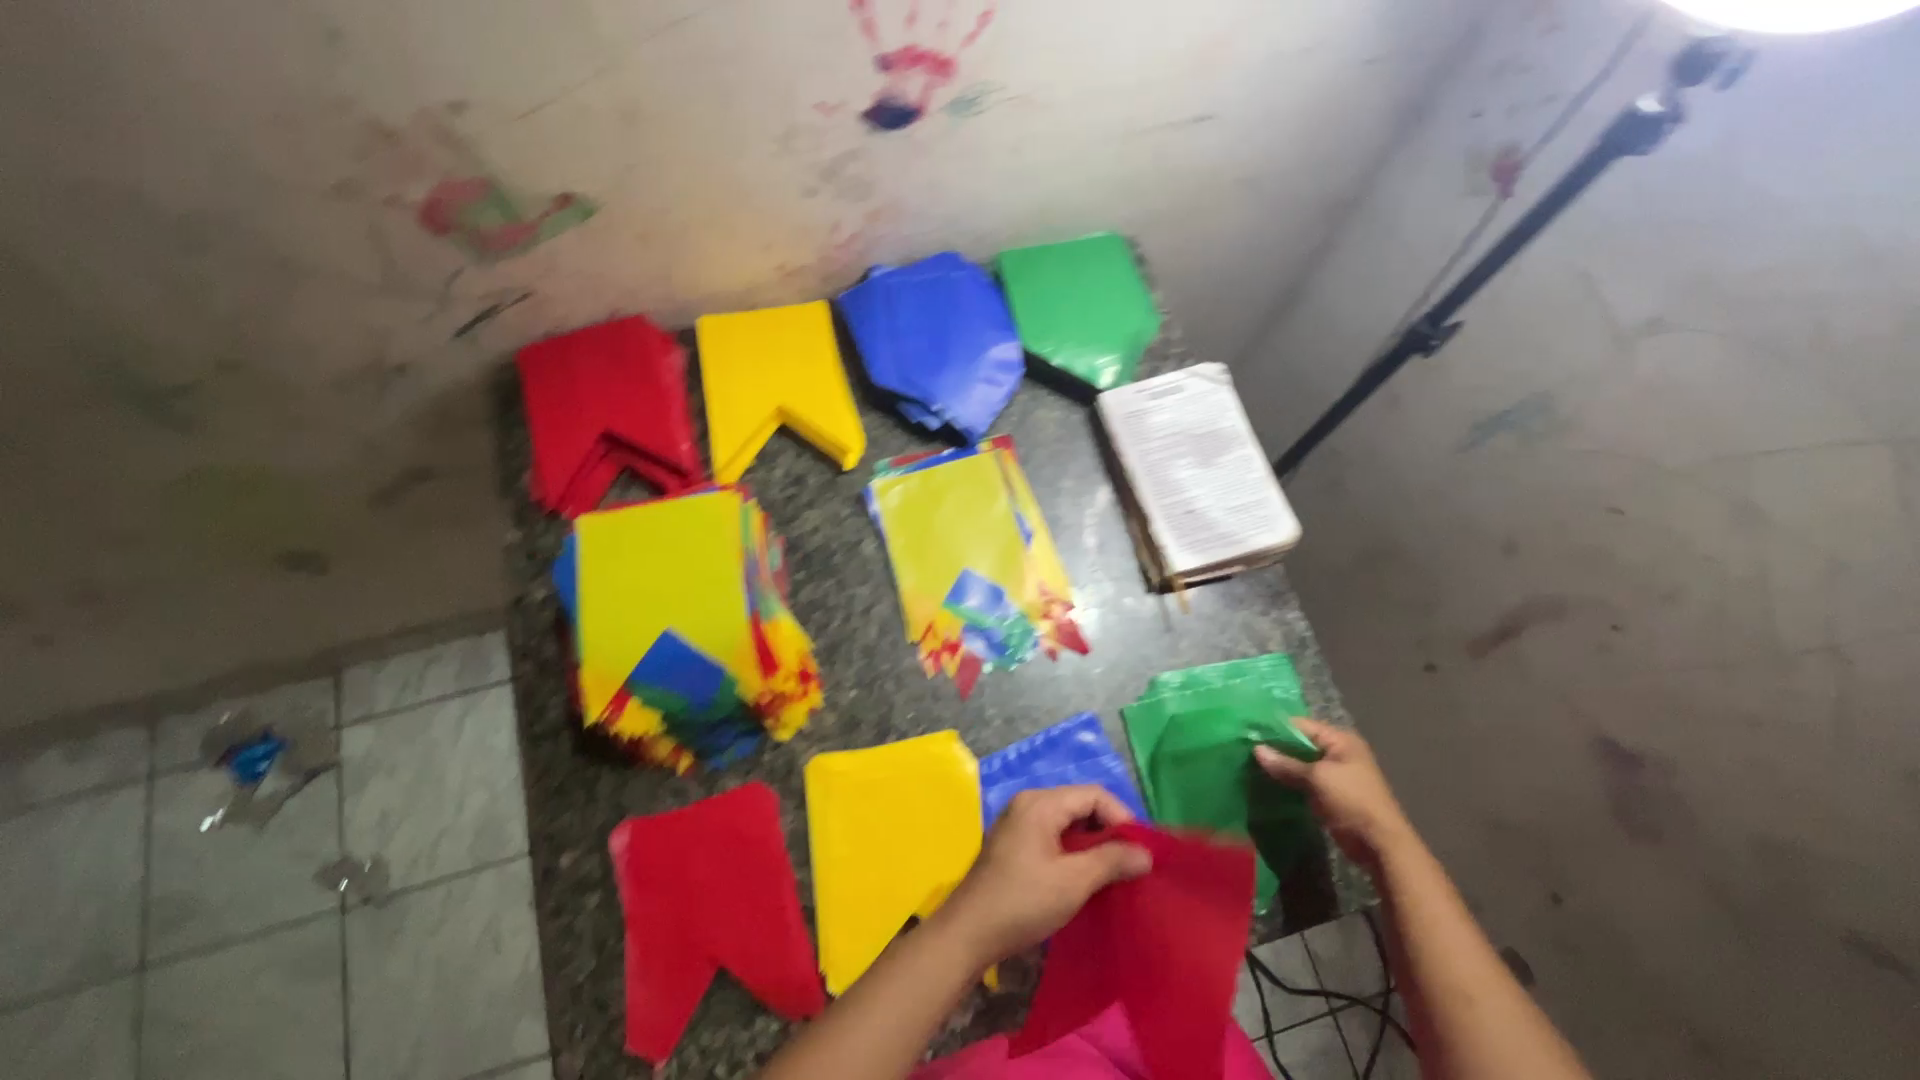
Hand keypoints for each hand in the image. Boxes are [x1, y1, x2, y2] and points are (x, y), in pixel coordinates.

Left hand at [934, 786, 1152, 965]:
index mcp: (1040, 803)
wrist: (969, 934)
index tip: (1141, 851)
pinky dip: (1074, 853)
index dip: (1122, 818)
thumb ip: (1112, 861)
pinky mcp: (1014, 846)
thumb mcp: (1074, 881)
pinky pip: (1054, 838)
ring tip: (1114, 873)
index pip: (1094, 794)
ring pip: (1068, 824)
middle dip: (1109, 832)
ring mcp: (1018, 825)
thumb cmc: (1023, 902)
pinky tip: (1086, 878)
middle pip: (1080, 805)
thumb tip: (1146, 853)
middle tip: (1131, 863)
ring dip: (1093, 845)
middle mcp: (1027, 805)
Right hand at [1255, 718, 1413, 867]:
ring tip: (1248, 765)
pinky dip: (1287, 782)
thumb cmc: (1353, 801)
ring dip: (1279, 766)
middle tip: (1244, 750)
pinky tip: (1264, 783)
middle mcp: (1338, 753)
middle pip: (1299, 744)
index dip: (1275, 728)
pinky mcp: (1328, 794)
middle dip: (1275, 748)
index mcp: (1341, 740)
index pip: (1301, 725)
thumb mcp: (1318, 778)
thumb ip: (1286, 764)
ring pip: (1299, 764)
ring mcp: (1334, 775)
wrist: (1379, 844)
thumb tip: (1257, 750)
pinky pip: (1302, 782)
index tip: (1248, 732)